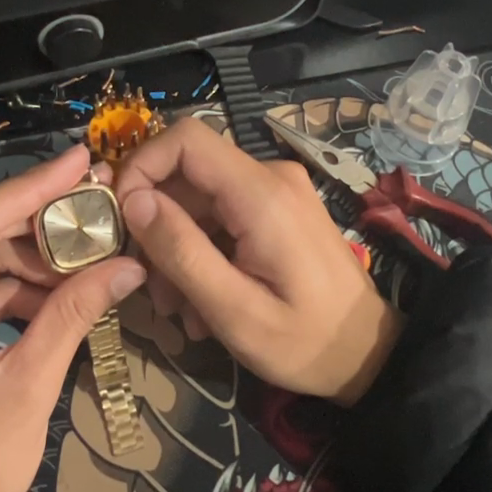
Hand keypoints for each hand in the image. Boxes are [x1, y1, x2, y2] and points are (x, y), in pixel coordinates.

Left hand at [0, 145, 146, 491]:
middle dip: (37, 223)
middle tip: (98, 209)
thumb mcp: (27, 393)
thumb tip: (129, 264)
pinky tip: (55, 286)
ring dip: (26, 256)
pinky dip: (7, 285)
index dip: (31, 188)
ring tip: (88, 254)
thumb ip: (72, 316)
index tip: (81, 161)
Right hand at [113, 117, 401, 405]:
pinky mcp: (277, 209)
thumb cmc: (306, 341)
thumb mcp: (234, 310)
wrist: (369, 353)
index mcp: (262, 194)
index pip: (186, 138)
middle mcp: (269, 177)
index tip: (122, 219)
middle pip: (187, 174)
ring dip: (177, 248)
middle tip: (150, 289)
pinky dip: (202, 251)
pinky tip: (203, 302)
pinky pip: (221, 215)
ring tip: (179, 310)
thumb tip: (133, 200)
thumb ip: (181, 250)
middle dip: (156, 225)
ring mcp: (276, 191)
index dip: (142, 166)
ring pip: (199, 199)